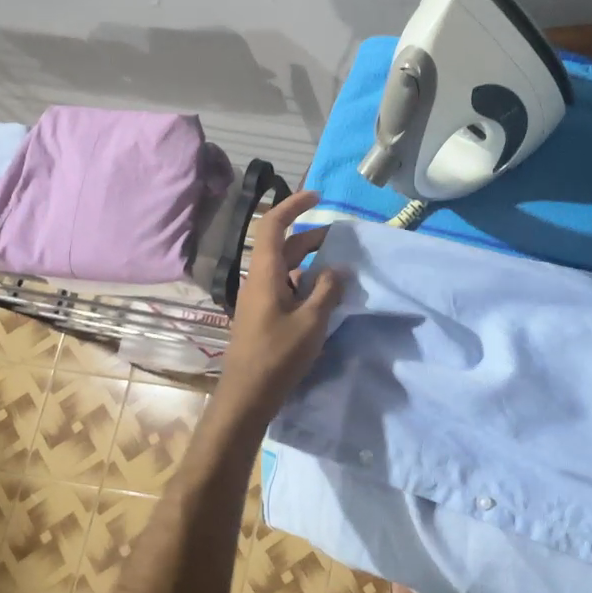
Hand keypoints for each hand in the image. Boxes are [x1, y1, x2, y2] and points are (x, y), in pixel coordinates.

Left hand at [214, 190, 344, 419]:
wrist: (247, 395)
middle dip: (313, 237)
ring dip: (313, 263)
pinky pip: (287, 289)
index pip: (273, 225)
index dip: (293, 205)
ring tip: (342, 268)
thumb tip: (339, 269)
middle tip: (344, 239)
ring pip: (287, 269)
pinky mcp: (264, 317)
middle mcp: (259, 280)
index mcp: (265, 274)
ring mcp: (260, 299)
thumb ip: (327, 291)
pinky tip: (328, 296)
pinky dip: (307, 284)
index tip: (317, 197)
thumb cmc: (277, 356)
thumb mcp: (311, 322)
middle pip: (284, 247)